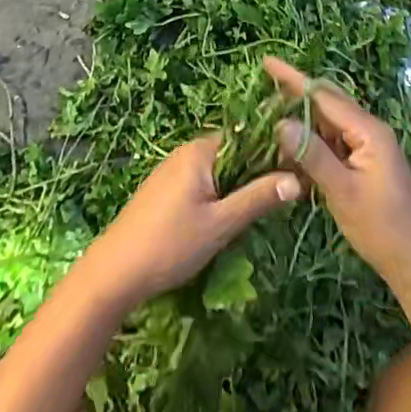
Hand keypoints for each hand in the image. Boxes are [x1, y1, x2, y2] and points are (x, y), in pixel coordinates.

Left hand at [80, 134, 302, 303]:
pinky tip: (230, 217)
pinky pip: (205, 181)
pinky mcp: (165, 191)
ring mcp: (173, 171)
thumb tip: (300, 179)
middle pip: (236, 151)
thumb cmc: (168, 245)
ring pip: (221, 169)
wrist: (110, 276)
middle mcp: (187, 152)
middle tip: (285, 192)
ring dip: (241, 185)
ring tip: (264, 206)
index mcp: (201, 150)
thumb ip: (259, 197)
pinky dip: (221, 194)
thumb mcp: (221, 224)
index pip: (249, 135)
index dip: (275, 149)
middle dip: (259, 170)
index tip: (299, 168)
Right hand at [265, 58, 410, 287]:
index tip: (267, 62)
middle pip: (328, 103)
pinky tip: (291, 144)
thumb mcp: (342, 191)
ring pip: (329, 123)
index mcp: (368, 130)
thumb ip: (312, 155)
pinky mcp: (365, 162)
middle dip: (297, 91)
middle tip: (265, 79)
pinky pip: (334, 142)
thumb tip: (281, 122)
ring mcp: (368, 146)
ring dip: (302, 117)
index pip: (324, 97)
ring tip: (270, 109)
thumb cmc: (380, 226)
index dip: (294, 79)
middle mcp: (370, 130)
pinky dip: (312, 141)